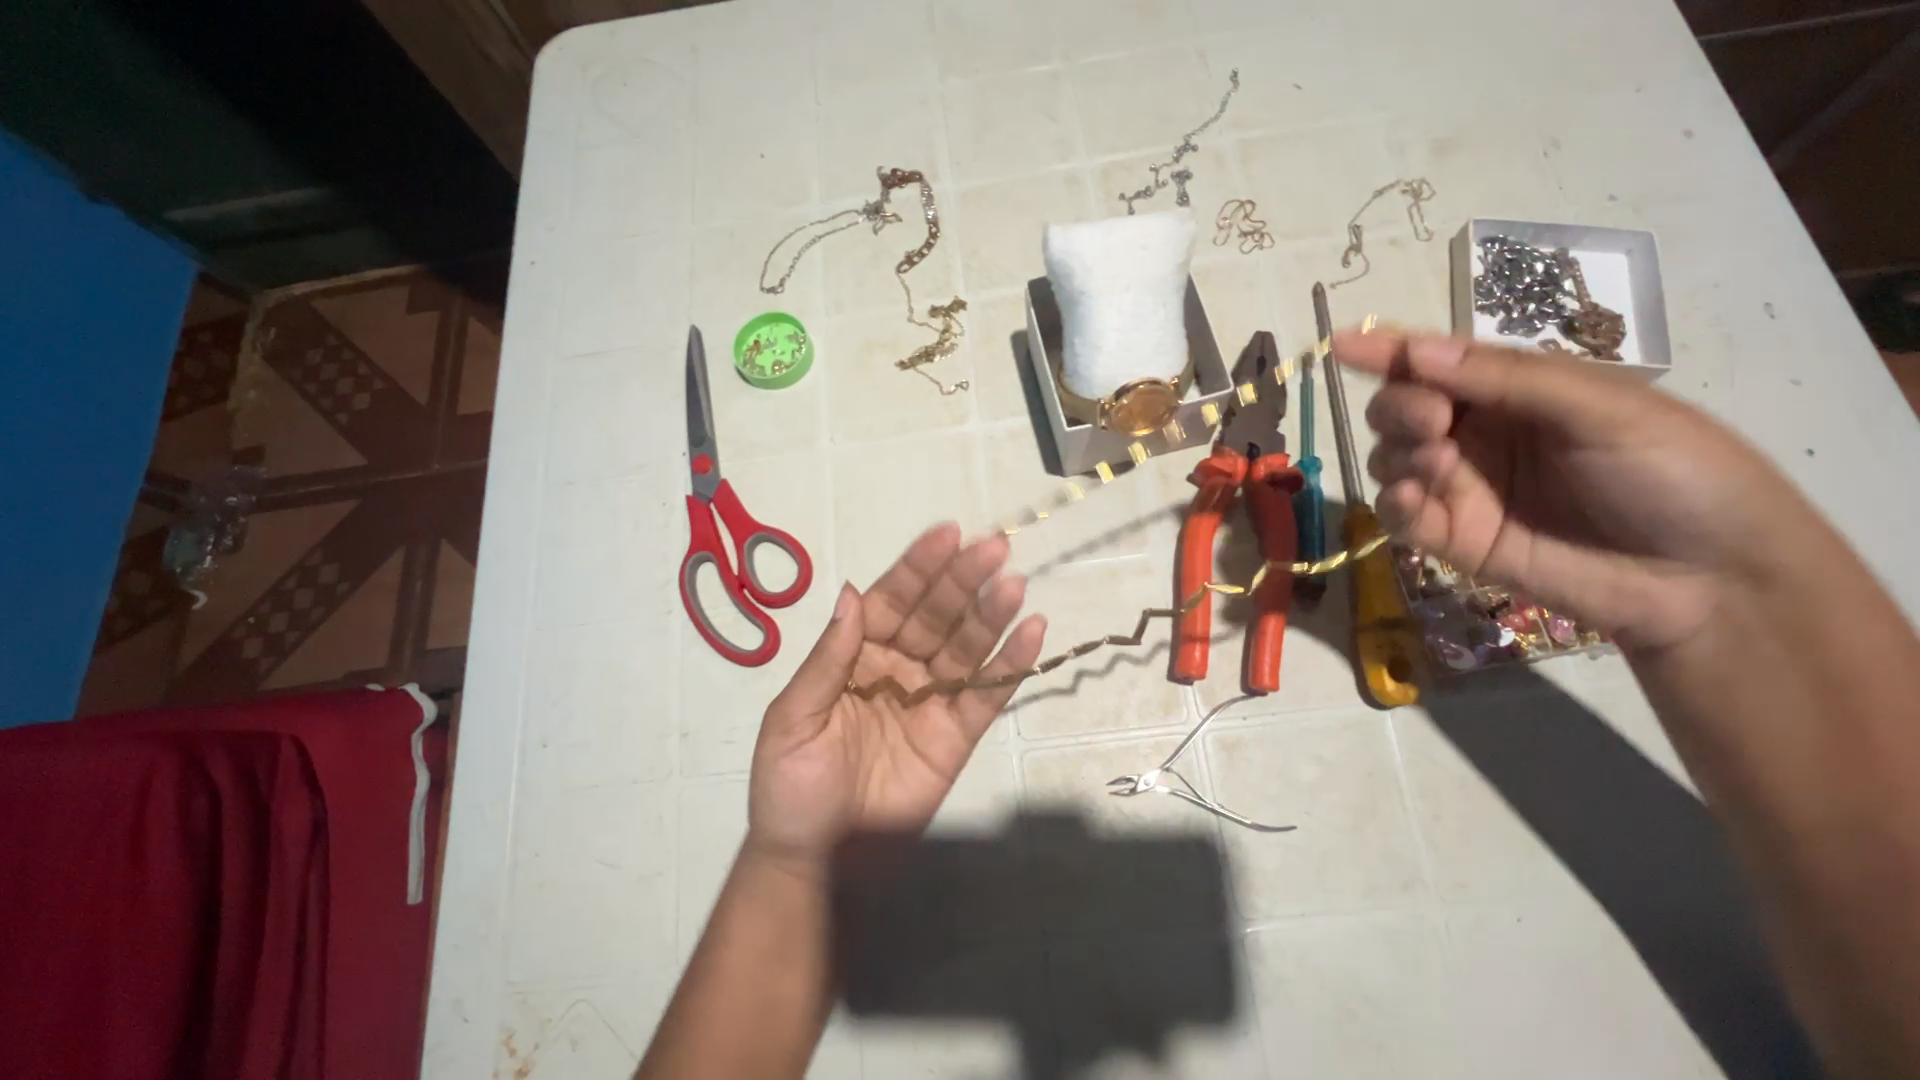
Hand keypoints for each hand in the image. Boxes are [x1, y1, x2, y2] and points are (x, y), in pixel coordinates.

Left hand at [745, 524, 1045, 864]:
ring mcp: (930, 698)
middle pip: (935, 615)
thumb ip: (828, 659)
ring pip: (965, 646)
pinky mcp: (957, 734)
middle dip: (961, 580)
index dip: (918, 567)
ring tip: (1013, 583)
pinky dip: (1011, 663)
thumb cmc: (791, 784)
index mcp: (855, 654)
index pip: (891, 599)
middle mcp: (897, 666)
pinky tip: (1032, 630)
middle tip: (993, 549)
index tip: (947, 534)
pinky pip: (986, 693)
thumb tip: (851, 593)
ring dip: (990, 613)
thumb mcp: (795, 716)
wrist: (817, 855)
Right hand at [1337, 329, 1804, 650]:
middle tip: (1434, 422)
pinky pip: (1399, 515)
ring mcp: (1464, 489)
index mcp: (1517, 391)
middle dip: (1401, 407)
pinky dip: (1392, 503)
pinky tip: (1412, 499)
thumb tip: (1414, 349)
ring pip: (1390, 459)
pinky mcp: (1456, 540)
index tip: (1341, 345)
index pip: (1438, 364)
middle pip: (1400, 409)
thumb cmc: (1673, 472)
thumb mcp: (1602, 408)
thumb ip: (1506, 378)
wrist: (1707, 578)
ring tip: (1441, 468)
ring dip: (1399, 454)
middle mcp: (1480, 434)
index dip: (1388, 350)